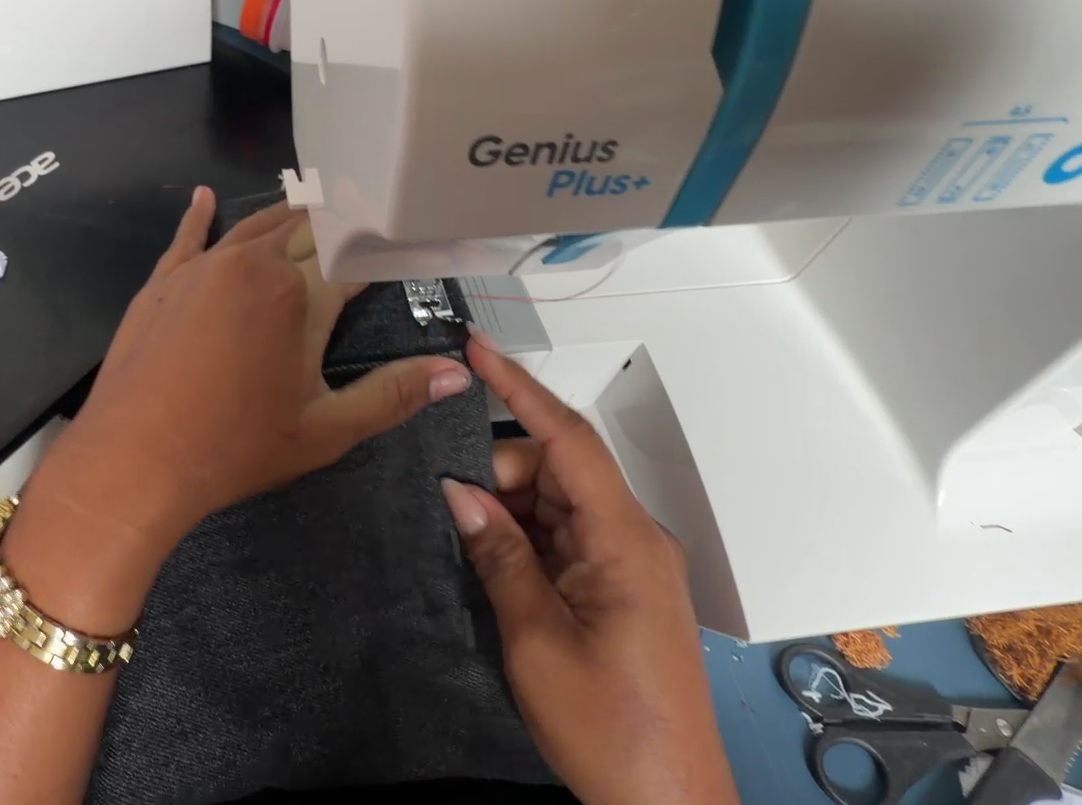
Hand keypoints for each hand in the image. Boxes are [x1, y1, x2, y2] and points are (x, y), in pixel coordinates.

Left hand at [3, 189, 473, 631]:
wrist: (135, 459)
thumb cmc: (235, 448)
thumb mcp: (325, 430)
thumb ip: (393, 395)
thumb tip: (457, 372)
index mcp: (304, 297)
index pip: (359, 257)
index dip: (389, 248)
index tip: (412, 239)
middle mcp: (258, 266)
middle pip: (310, 229)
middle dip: (343, 219)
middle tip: (365, 207)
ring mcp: (205, 268)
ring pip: (256, 225)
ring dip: (288, 212)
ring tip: (312, 195)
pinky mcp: (164, 281)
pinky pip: (188, 236)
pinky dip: (200, 215)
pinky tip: (205, 197)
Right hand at [441, 334, 738, 804]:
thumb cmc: (614, 731)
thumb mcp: (536, 640)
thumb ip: (498, 555)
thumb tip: (459, 493)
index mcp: (623, 540)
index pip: (568, 438)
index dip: (519, 387)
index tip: (478, 351)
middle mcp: (630, 537)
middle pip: (553, 467)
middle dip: (496, 473)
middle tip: (451, 508)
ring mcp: (624, 561)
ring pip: (551, 500)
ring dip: (507, 511)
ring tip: (473, 550)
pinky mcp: (614, 584)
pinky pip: (559, 534)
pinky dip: (522, 537)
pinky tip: (494, 563)